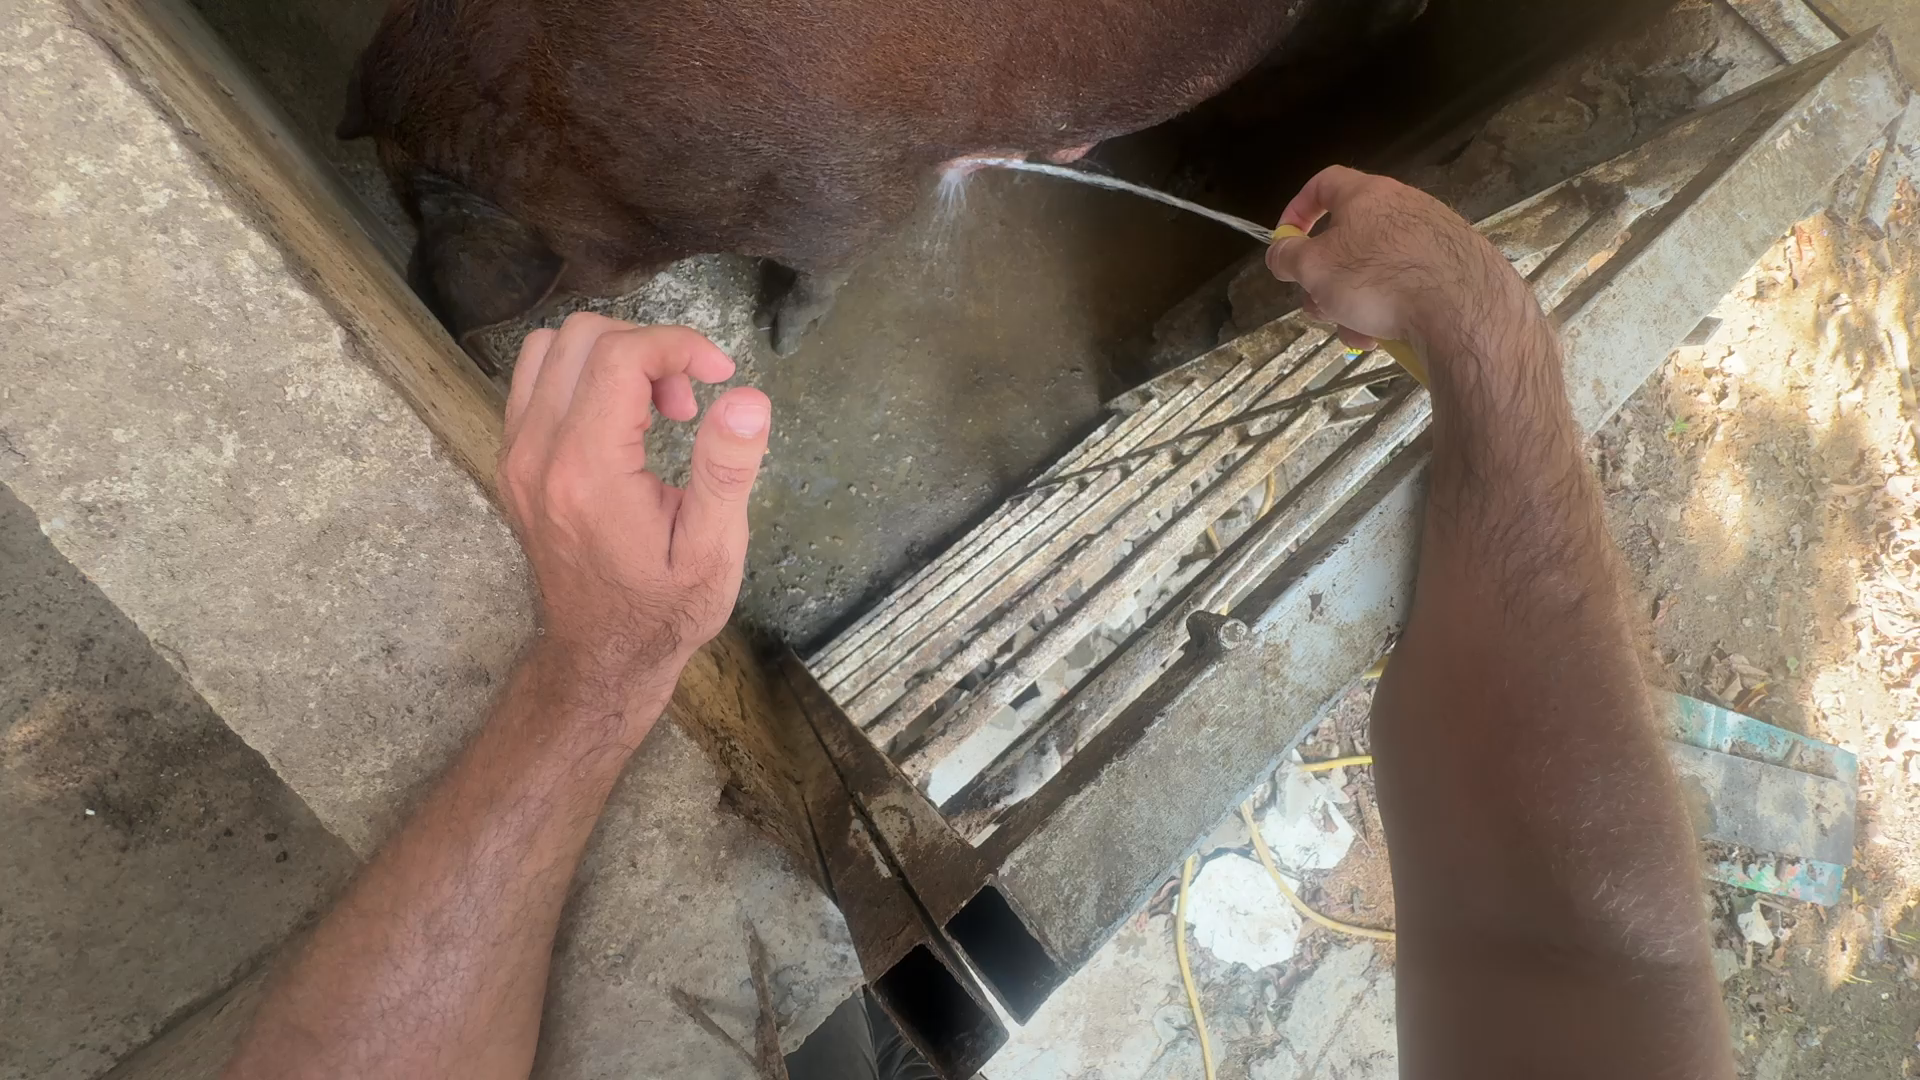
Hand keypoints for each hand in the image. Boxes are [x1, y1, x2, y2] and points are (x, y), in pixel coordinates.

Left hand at [497, 314, 770, 707]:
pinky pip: (537, 383)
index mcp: (587, 469)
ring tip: (659, 408)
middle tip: (691, 403)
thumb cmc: (667, 607)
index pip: (619, 355)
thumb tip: (748, 398)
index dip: (679, 345)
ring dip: (614, 358)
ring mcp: (514, 456)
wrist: (604, 655)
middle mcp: (535, 452)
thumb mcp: (713, 548)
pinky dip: (587, 378)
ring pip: (550, 351)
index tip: (723, 372)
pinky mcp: (513, 463)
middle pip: (580, 338)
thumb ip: (726, 470)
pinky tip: (625, 422)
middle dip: (649, 350)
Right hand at [1265, 166, 1530, 359]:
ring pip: (1366, 272)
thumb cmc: (1376, 277)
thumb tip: (1279, 250)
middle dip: (1321, 278)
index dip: (1296, 210)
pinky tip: (1380, 334)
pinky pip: (1397, 287)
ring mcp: (1426, 237)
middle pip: (1342, 240)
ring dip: (1348, 304)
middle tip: (1317, 302)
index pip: (1323, 184)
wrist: (1459, 306)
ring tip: (1354, 329)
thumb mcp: (1313, 268)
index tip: (1284, 242)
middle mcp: (1399, 207)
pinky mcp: (1445, 267)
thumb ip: (1286, 256)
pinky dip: (1380, 311)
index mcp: (1365, 196)